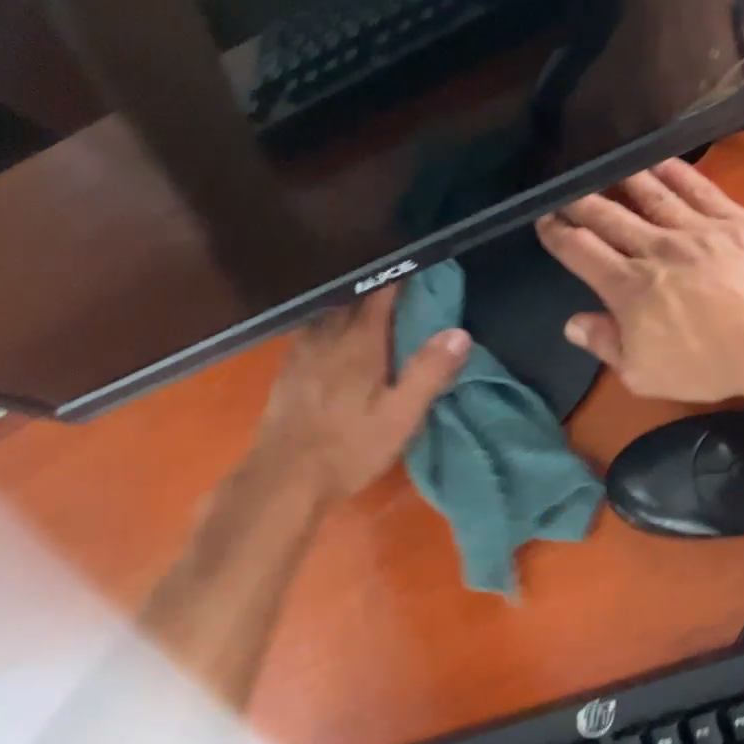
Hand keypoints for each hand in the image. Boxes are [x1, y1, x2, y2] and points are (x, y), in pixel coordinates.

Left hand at [250, 287, 468, 500]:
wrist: (283, 478)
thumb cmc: (349, 447)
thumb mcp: (400, 416)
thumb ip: (429, 372)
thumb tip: (459, 332)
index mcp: (359, 342)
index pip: (381, 294)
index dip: (401, 277)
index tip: (421, 265)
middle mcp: (328, 335)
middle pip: (355, 297)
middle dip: (379, 286)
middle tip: (405, 284)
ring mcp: (303, 350)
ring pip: (332, 312)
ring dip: (355, 302)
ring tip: (376, 303)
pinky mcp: (290, 368)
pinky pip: (316, 329)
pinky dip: (334, 321)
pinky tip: (341, 334)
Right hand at [535, 159, 743, 401]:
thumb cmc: (711, 366)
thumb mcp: (647, 374)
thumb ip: (607, 345)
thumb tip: (573, 322)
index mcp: (628, 288)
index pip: (581, 252)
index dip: (558, 234)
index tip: (545, 220)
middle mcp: (655, 249)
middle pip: (608, 217)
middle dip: (580, 202)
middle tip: (565, 190)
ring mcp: (695, 229)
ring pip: (650, 195)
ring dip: (624, 179)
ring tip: (608, 167)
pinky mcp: (733, 219)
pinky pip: (698, 188)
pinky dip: (675, 172)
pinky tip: (660, 161)